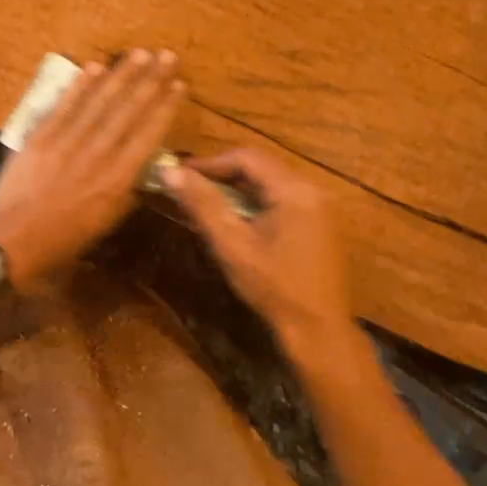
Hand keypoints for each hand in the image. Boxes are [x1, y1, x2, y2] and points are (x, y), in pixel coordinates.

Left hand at [0, 49, 184, 287]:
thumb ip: (125, 194)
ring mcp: (66, 144)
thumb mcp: (105, 224)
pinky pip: (63, 108)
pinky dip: (79, 87)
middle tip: (167, 55)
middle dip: (149, 81)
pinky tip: (94, 67)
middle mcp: (97, 157)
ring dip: (120, 76)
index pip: (147, 136)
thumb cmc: (61, 241)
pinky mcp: (39, 140)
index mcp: (117, 180)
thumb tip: (143, 171)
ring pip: (98, 104)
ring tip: (139, 54)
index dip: (164, 108)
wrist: (12, 242)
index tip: (178, 85)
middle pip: (127, 112)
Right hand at [169, 148, 353, 350]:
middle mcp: (311, 190)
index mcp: (294, 191)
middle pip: (259, 166)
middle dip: (220, 174)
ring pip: (267, 183)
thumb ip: (202, 204)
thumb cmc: (273, 286)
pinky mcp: (316, 223)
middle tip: (187, 189)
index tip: (178, 175)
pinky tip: (232, 221)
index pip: (246, 157)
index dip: (208, 162)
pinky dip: (251, 202)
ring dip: (234, 188)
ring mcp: (318, 207)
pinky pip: (278, 199)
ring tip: (203, 204)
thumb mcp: (231, 244)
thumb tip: (169, 171)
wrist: (317, 328)